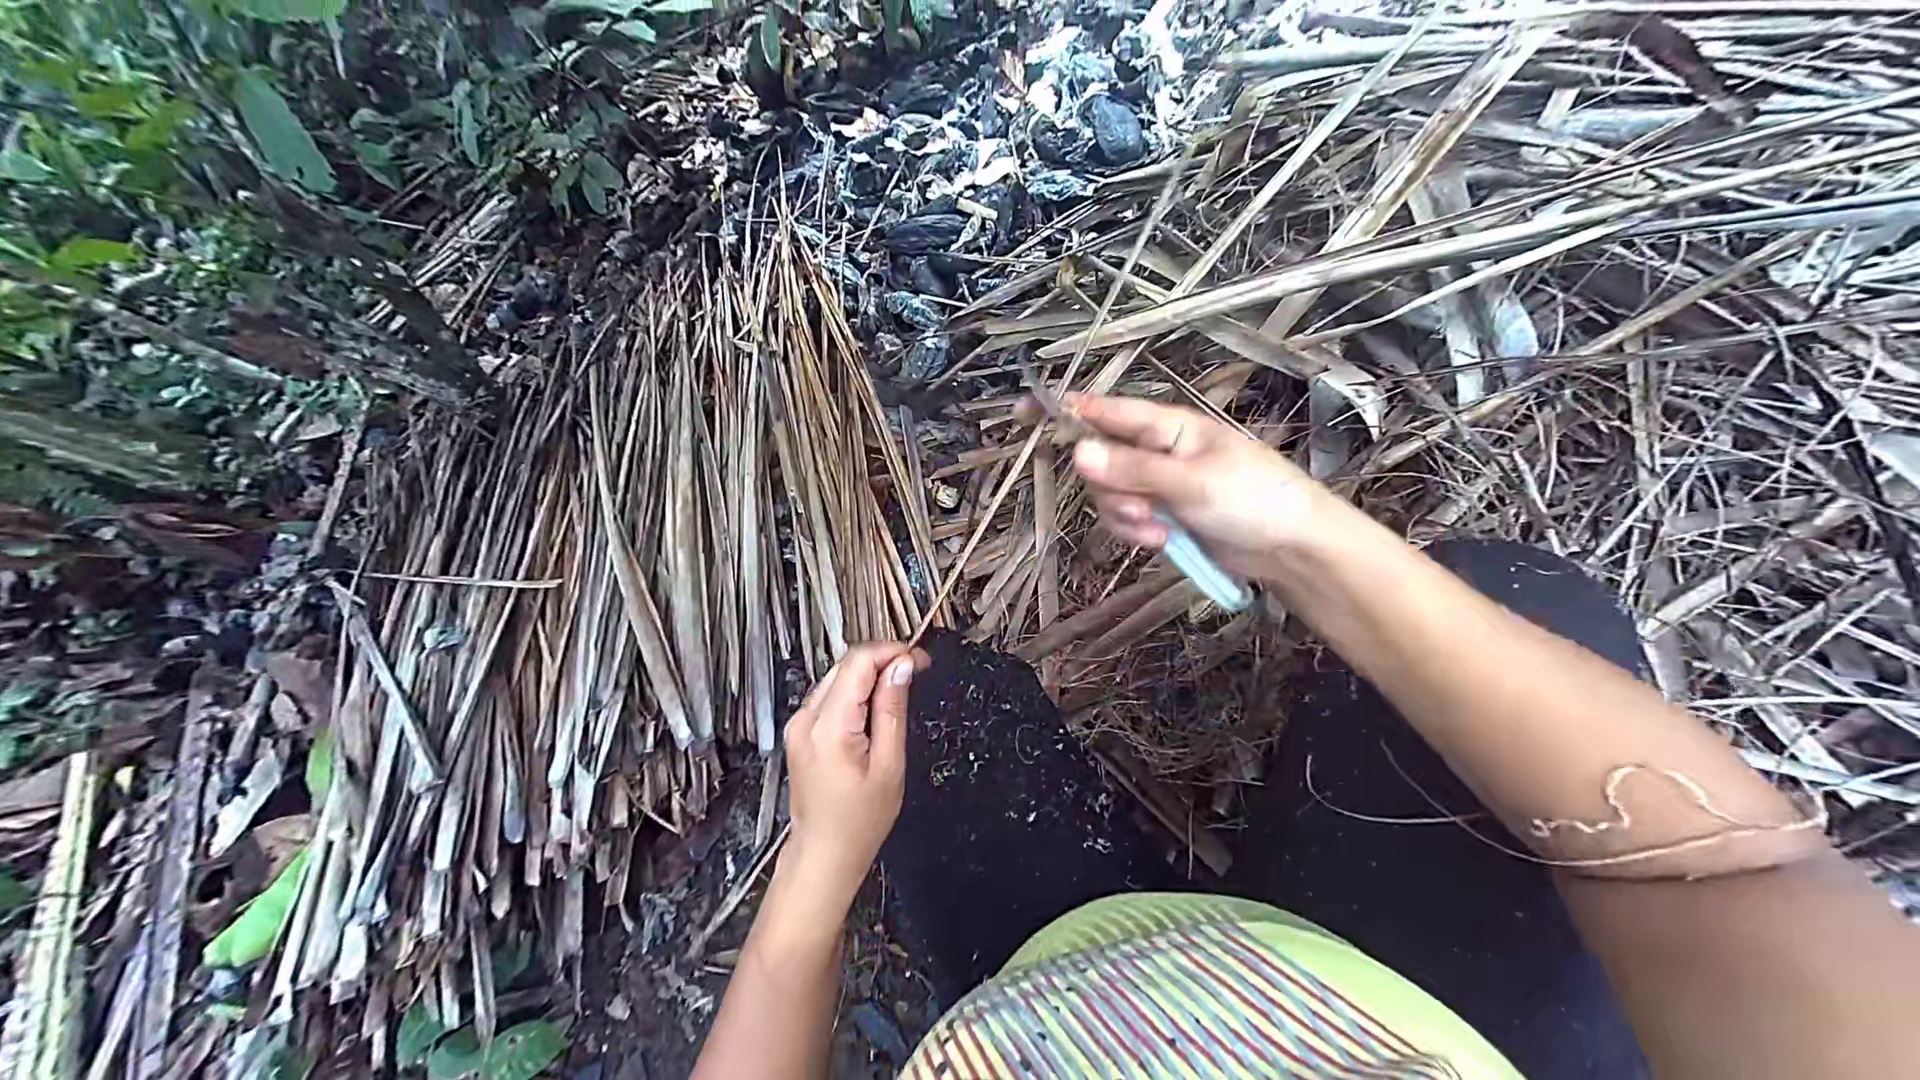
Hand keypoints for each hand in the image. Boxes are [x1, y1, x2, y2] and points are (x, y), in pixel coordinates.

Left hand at [782, 642, 929, 909]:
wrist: (824, 853)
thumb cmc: (857, 822)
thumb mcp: (889, 765)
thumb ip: (893, 709)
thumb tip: (902, 667)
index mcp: (829, 728)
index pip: (859, 662)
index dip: (892, 651)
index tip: (918, 657)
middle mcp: (806, 720)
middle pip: (847, 664)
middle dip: (884, 660)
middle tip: (915, 670)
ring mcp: (800, 724)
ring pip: (839, 675)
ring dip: (871, 675)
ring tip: (899, 691)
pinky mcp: (801, 729)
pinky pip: (831, 693)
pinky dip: (856, 691)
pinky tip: (875, 708)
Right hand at [1062, 393, 1336, 580]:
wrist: (1290, 547)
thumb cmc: (1253, 497)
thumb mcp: (1191, 481)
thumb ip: (1133, 468)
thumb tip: (1078, 452)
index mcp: (1166, 426)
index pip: (1104, 411)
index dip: (1064, 410)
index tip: (1024, 413)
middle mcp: (1154, 451)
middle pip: (1098, 462)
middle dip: (1111, 490)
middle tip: (1142, 507)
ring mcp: (1156, 484)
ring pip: (1108, 496)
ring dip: (1126, 517)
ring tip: (1160, 529)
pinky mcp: (1159, 515)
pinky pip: (1125, 520)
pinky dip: (1136, 533)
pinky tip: (1163, 540)